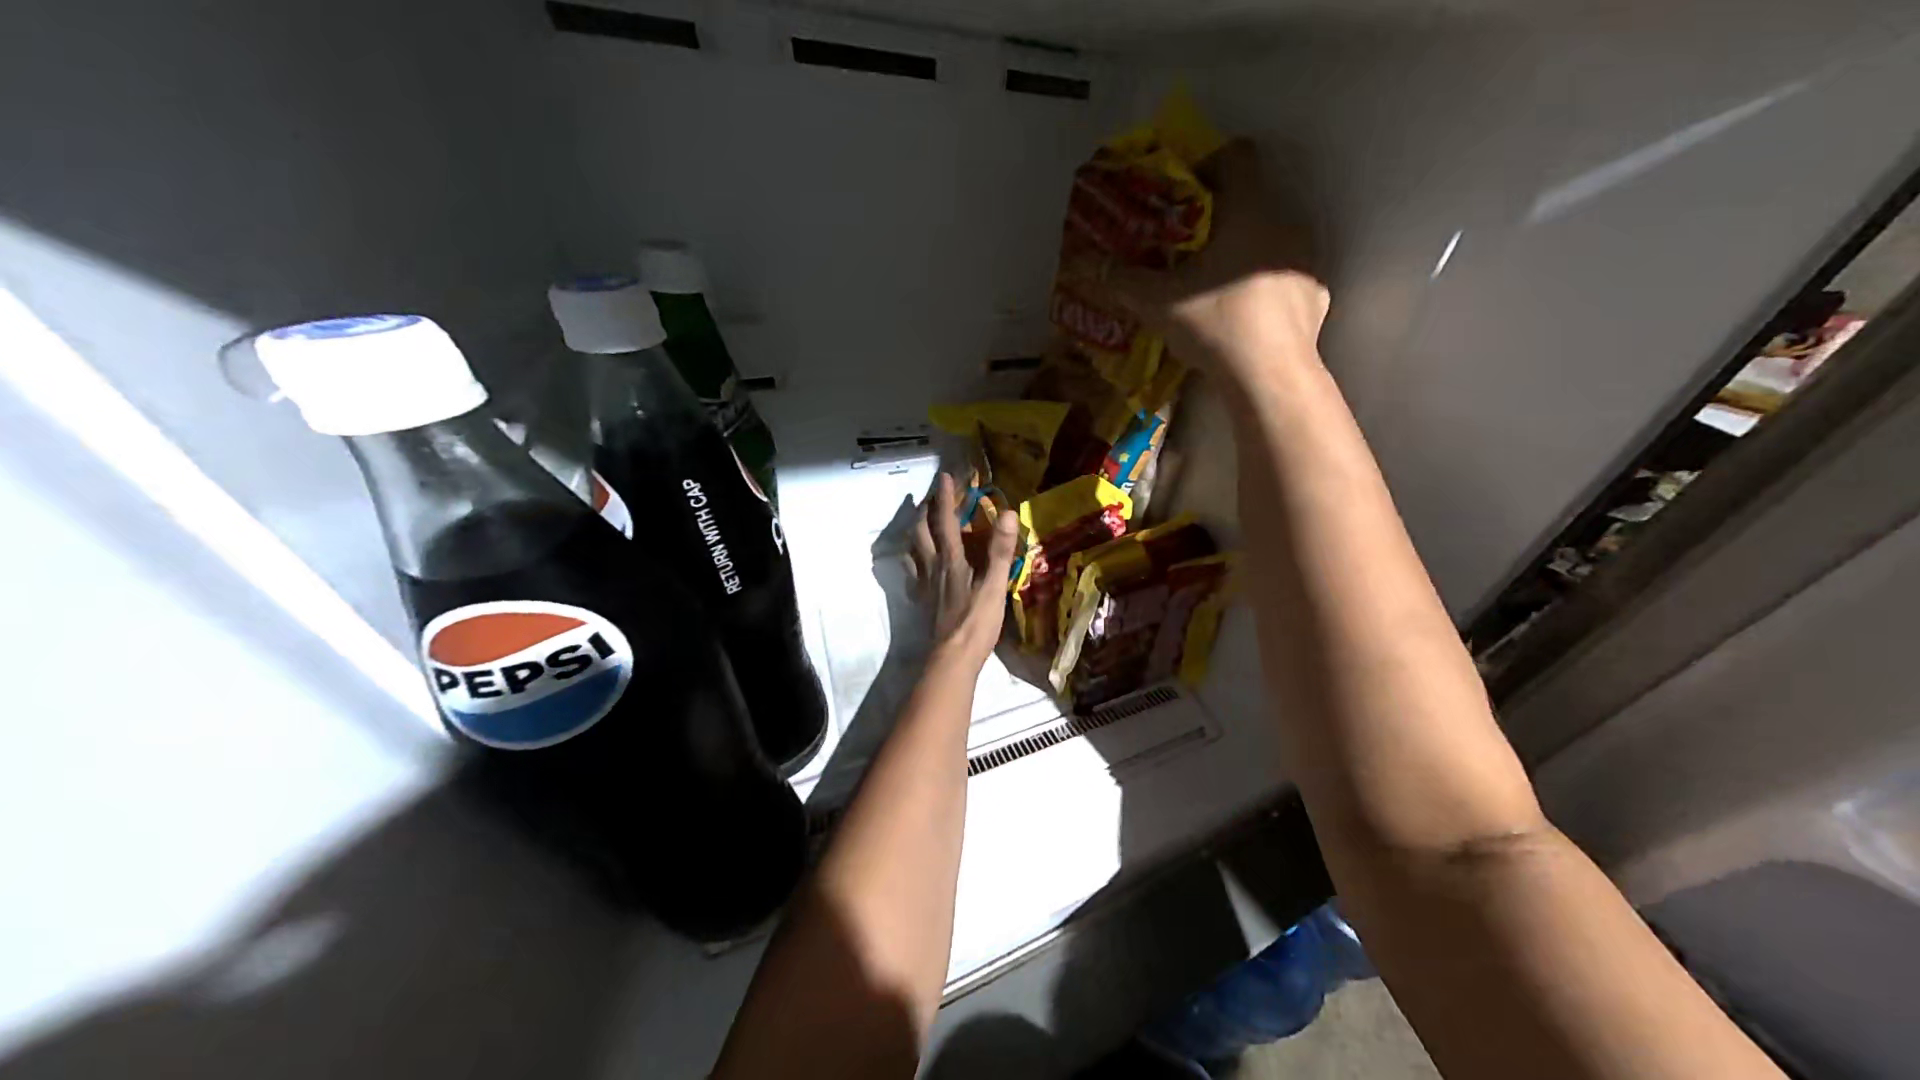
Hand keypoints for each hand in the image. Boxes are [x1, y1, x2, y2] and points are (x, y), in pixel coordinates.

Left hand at [909, 473, 1018, 667]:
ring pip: (913, 550)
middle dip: (925, 509)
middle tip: (931, 496)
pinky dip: (913, 561)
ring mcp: (924, 585)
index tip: (945, 475)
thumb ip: (1001, 550)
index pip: (945, 520)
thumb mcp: (995, 585)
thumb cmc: (976, 622)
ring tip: (920, 522)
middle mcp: (932, 567)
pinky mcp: (923, 601)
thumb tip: (1009, 512)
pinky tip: (916, 564)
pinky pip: (912, 574)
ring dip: (916, 531)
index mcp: (951, 560)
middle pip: (922, 531)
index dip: (945, 497)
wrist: (952, 658)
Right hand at [1107, 140, 1330, 383]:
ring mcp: (1306, 258)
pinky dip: (1261, 283)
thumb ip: (1124, 279)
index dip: (1206, 166)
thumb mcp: (1157, 302)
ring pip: (1269, 237)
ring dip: (1239, 249)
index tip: (1180, 196)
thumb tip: (1089, 265)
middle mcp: (1286, 222)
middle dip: (1217, 216)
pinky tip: (1240, 312)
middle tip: (1183, 245)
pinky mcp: (1314, 293)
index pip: (1237, 156)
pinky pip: (1283, 274)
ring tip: (1210, 281)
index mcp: (1251, 209)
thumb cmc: (1215, 323)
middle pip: (1251, 199)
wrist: (1269, 377)